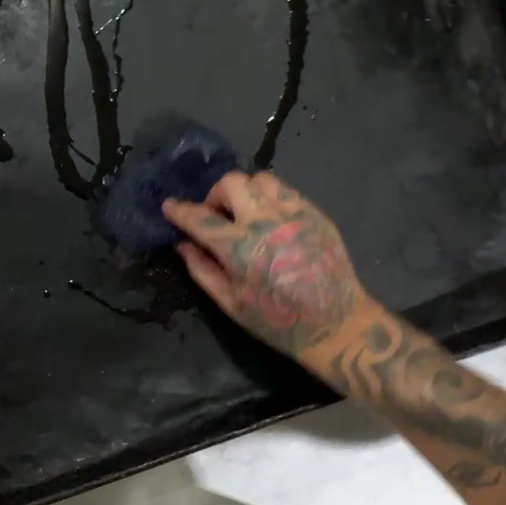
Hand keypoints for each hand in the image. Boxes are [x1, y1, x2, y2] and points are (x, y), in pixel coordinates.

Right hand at [162, 172, 371, 360]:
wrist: (335, 324)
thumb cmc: (276, 321)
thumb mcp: (230, 303)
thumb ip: (202, 270)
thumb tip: (183, 245)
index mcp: (240, 248)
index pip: (201, 218)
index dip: (180, 210)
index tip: (170, 206)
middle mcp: (266, 222)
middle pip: (231, 183)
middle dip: (216, 195)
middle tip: (216, 215)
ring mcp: (294, 214)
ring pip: (260, 180)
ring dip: (245, 192)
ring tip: (245, 214)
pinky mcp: (315, 213)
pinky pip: (286, 190)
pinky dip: (269, 198)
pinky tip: (269, 219)